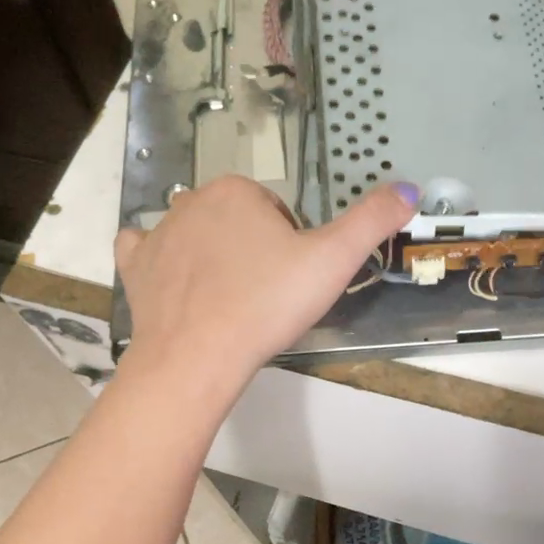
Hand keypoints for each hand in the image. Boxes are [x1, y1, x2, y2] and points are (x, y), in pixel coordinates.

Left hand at [114, 176, 416, 384]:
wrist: (199, 355)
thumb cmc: (268, 304)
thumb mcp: (334, 261)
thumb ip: (372, 221)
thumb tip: (409, 188)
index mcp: (239, 191)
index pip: (278, 213)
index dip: (292, 248)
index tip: (293, 282)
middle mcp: (192, 200)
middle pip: (238, 222)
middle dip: (253, 251)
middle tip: (267, 297)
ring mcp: (158, 233)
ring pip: (195, 235)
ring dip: (213, 258)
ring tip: (230, 303)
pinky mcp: (134, 266)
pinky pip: (145, 249)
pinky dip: (160, 261)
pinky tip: (176, 282)